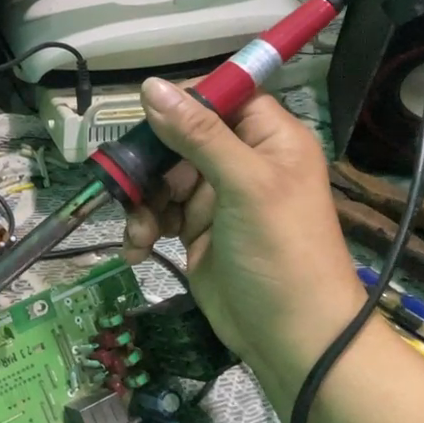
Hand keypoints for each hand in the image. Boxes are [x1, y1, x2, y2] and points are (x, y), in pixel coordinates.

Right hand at [122, 78, 365, 414]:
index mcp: (268, 139)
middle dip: (150, 164)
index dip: (183, 104)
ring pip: (160, 177)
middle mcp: (241, 161)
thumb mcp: (244, 186)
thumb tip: (150, 85)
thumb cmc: (280, 251)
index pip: (221, 98)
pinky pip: (156, 212)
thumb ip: (198, 135)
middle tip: (132, 186)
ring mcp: (215, 197)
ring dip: (141, 202)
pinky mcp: (194, 229)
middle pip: (178, 138)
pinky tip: (137, 248)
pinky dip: (142, 227)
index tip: (147, 121)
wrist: (291, 337)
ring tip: (140, 230)